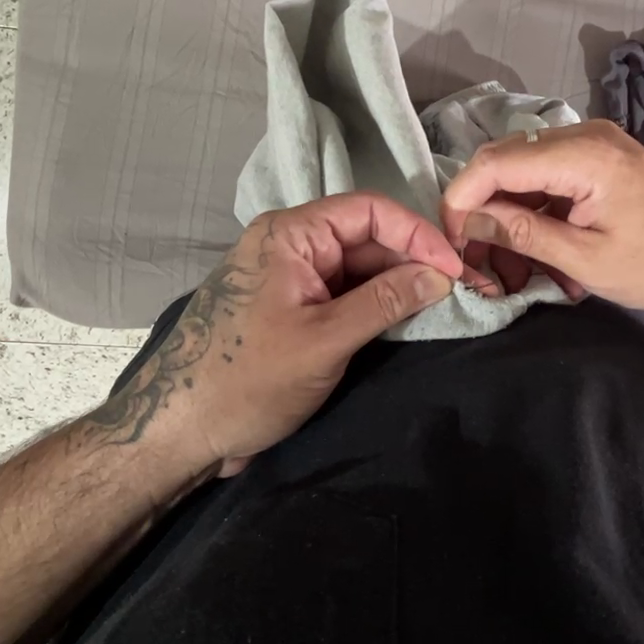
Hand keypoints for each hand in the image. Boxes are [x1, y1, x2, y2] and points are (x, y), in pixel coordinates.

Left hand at [83, 192, 466, 475]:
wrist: (180, 432)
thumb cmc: (247, 380)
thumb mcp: (324, 340)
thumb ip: (385, 302)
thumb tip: (441, 275)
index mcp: (290, 235)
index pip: (368, 211)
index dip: (417, 233)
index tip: (456, 267)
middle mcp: (292, 246)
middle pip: (367, 238)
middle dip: (414, 260)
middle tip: (463, 289)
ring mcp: (293, 279)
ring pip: (359, 268)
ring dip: (399, 284)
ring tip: (446, 304)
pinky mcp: (295, 309)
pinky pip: (345, 293)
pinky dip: (377, 304)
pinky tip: (409, 318)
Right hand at [440, 119, 643, 313]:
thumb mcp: (585, 260)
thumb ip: (522, 233)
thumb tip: (469, 219)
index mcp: (582, 155)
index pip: (495, 162)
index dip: (462, 199)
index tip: (452, 241)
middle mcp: (583, 135)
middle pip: (504, 161)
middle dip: (482, 211)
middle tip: (479, 263)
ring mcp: (592, 143)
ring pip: (521, 170)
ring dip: (507, 216)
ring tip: (510, 271)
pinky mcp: (598, 157)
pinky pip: (546, 176)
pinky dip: (532, 211)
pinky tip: (535, 251)